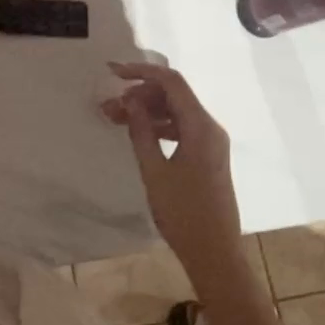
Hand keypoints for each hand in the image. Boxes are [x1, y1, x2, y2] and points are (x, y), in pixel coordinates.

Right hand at [103, 62, 241, 271]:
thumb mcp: (155, 171)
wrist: (215, 253)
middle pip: (174, 95)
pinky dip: (158, 126)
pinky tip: (137, 133)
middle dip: (140, 94)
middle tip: (109, 105)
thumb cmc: (183, 213)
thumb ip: (142, 131)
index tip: (113, 73)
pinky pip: (181, 128)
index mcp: (201, 127)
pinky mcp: (207, 155)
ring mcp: (210, 142)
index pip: (172, 82)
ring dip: (147, 111)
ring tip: (114, 118)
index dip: (141, 72)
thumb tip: (130, 100)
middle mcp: (210, 127)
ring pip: (175, 112)